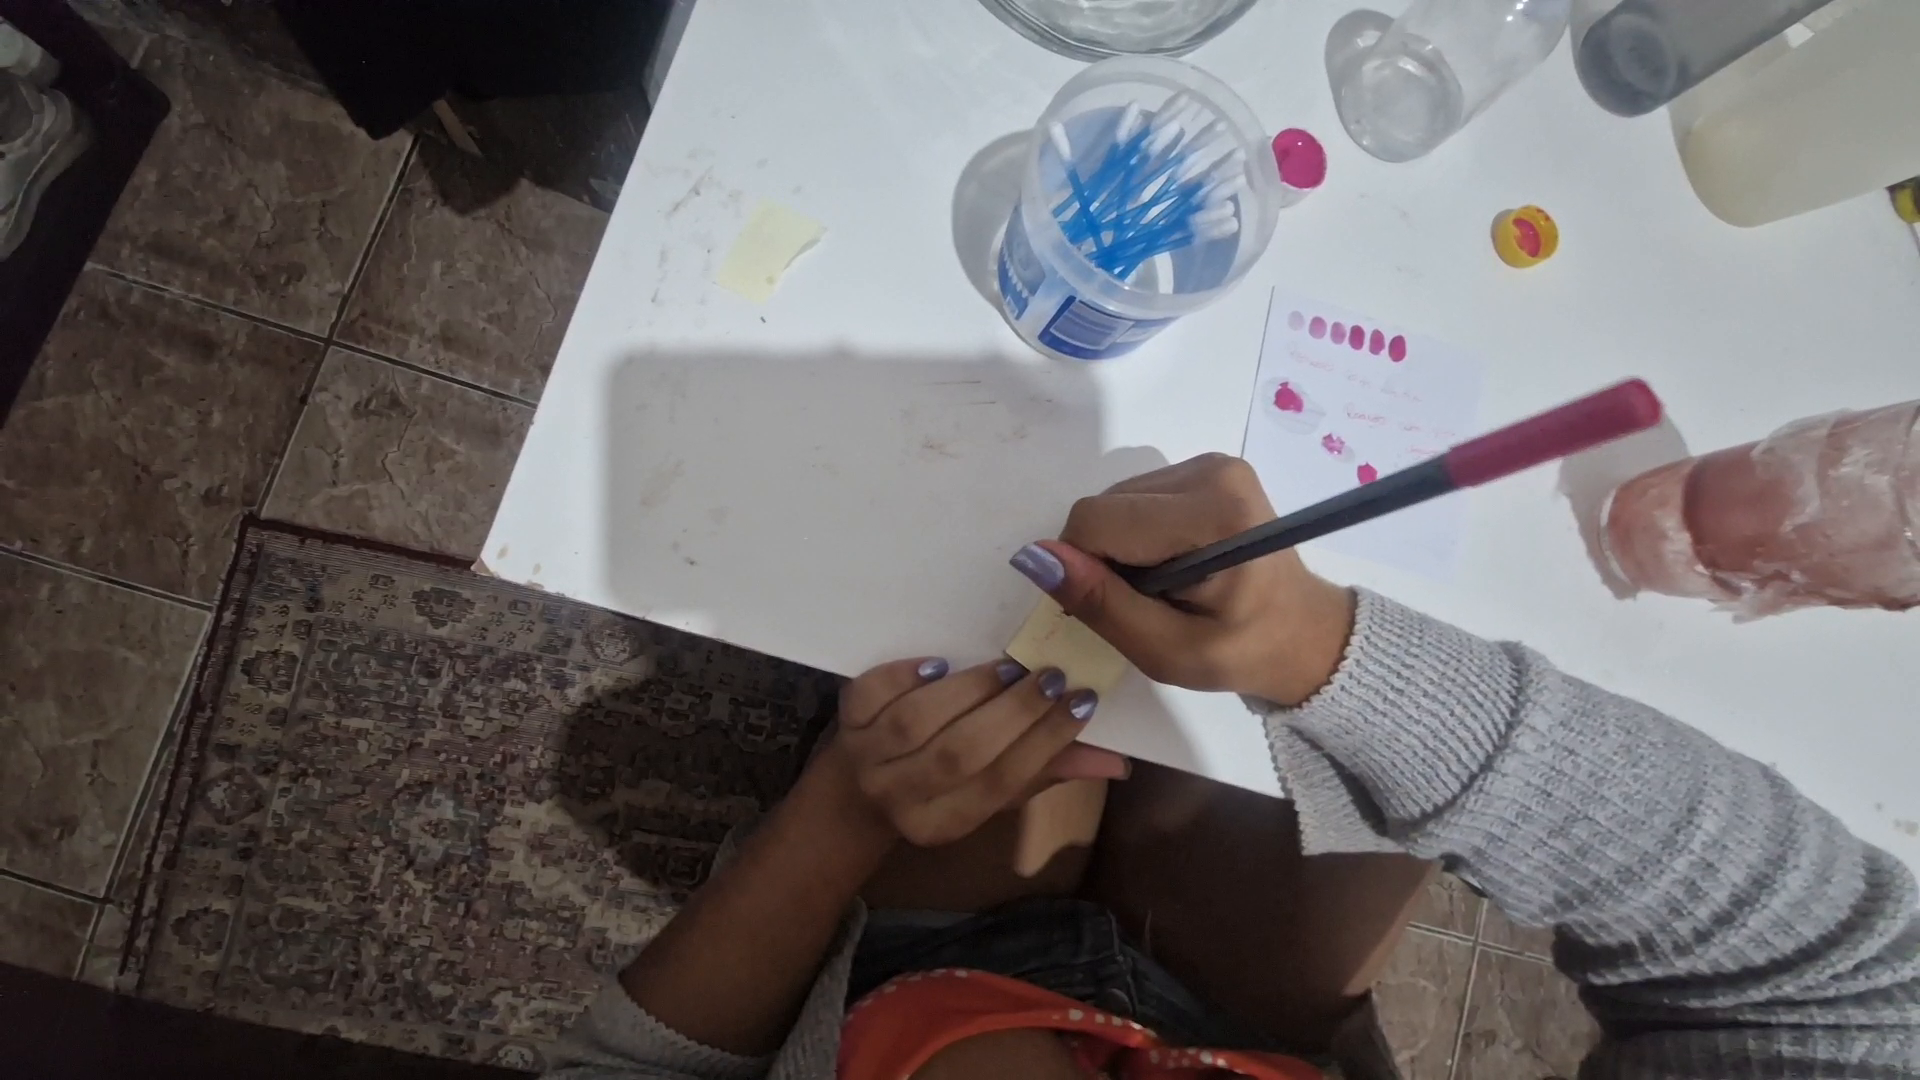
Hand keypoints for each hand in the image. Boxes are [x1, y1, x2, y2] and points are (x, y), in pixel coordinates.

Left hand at [804, 658, 1128, 848]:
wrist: (854, 791)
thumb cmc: (938, 786)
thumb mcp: (989, 790)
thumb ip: (1044, 771)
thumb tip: (1115, 761)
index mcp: (941, 824)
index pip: (1001, 784)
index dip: (1045, 742)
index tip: (1082, 700)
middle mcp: (899, 796)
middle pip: (960, 753)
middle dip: (1013, 711)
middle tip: (1051, 675)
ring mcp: (866, 755)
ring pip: (918, 720)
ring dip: (970, 689)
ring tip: (1008, 667)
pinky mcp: (845, 716)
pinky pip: (872, 692)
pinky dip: (905, 675)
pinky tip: (939, 664)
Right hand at [1007, 453, 1355, 705]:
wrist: (1302, 633)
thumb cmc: (1240, 651)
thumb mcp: (1166, 650)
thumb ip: (1101, 603)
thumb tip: (1034, 557)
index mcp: (1214, 514)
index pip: (1096, 521)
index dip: (1085, 569)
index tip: (1118, 607)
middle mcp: (1213, 471)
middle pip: (1103, 508)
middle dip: (1105, 558)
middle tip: (1146, 601)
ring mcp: (1212, 464)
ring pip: (1113, 501)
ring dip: (1120, 547)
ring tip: (1163, 585)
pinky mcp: (1206, 467)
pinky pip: (1134, 497)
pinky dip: (1135, 534)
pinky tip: (1171, 563)